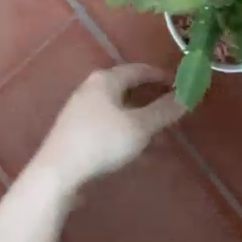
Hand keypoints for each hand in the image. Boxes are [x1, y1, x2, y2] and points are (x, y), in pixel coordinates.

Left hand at [28, 65, 185, 190]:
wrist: (57, 172)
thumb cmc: (101, 142)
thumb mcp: (138, 127)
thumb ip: (162, 112)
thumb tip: (185, 98)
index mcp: (105, 79)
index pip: (139, 70)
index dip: (161, 76)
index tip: (180, 85)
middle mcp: (91, 88)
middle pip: (127, 88)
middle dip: (151, 99)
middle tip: (171, 109)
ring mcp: (81, 110)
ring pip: (118, 109)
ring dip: (139, 119)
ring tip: (159, 135)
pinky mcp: (76, 132)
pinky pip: (108, 124)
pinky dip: (125, 131)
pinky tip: (136, 150)